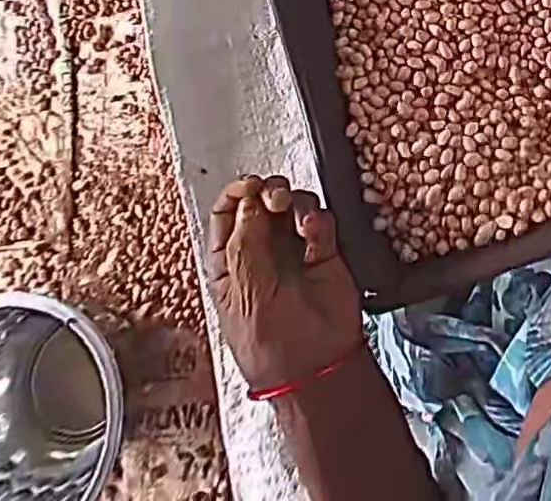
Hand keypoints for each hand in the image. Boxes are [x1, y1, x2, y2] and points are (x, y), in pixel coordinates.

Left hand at [207, 175, 361, 391]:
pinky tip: (314, 233)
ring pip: (293, 203)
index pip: (226, 213)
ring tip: (299, 219)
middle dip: (268, 191)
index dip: (236, 192)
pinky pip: (320, 219)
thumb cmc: (270, 342)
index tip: (249, 185)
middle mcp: (261, 248)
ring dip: (295, 201)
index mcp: (230, 261)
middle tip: (275, 199)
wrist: (316, 364)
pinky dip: (318, 219)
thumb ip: (245, 244)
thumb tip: (248, 201)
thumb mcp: (246, 294)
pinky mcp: (324, 249)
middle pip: (260, 200)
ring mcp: (293, 247)